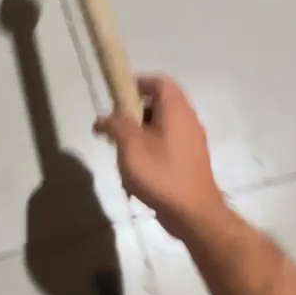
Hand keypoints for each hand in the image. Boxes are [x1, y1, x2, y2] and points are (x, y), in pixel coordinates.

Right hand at [94, 74, 227, 236]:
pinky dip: (149, 149)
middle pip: (159, 103)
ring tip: (122, 151)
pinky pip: (166, 144)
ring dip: (139, 133)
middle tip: (115, 126)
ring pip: (161, 125)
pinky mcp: (189, 160)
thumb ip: (115, 126)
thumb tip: (102, 119)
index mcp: (176, 110)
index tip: (116, 95)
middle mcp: (187, 120)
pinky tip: (136, 171)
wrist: (193, 212)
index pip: (159, 82)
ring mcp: (190, 141)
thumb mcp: (130, 147)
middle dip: (133, 112)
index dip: (137, 82)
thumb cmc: (161, 174)